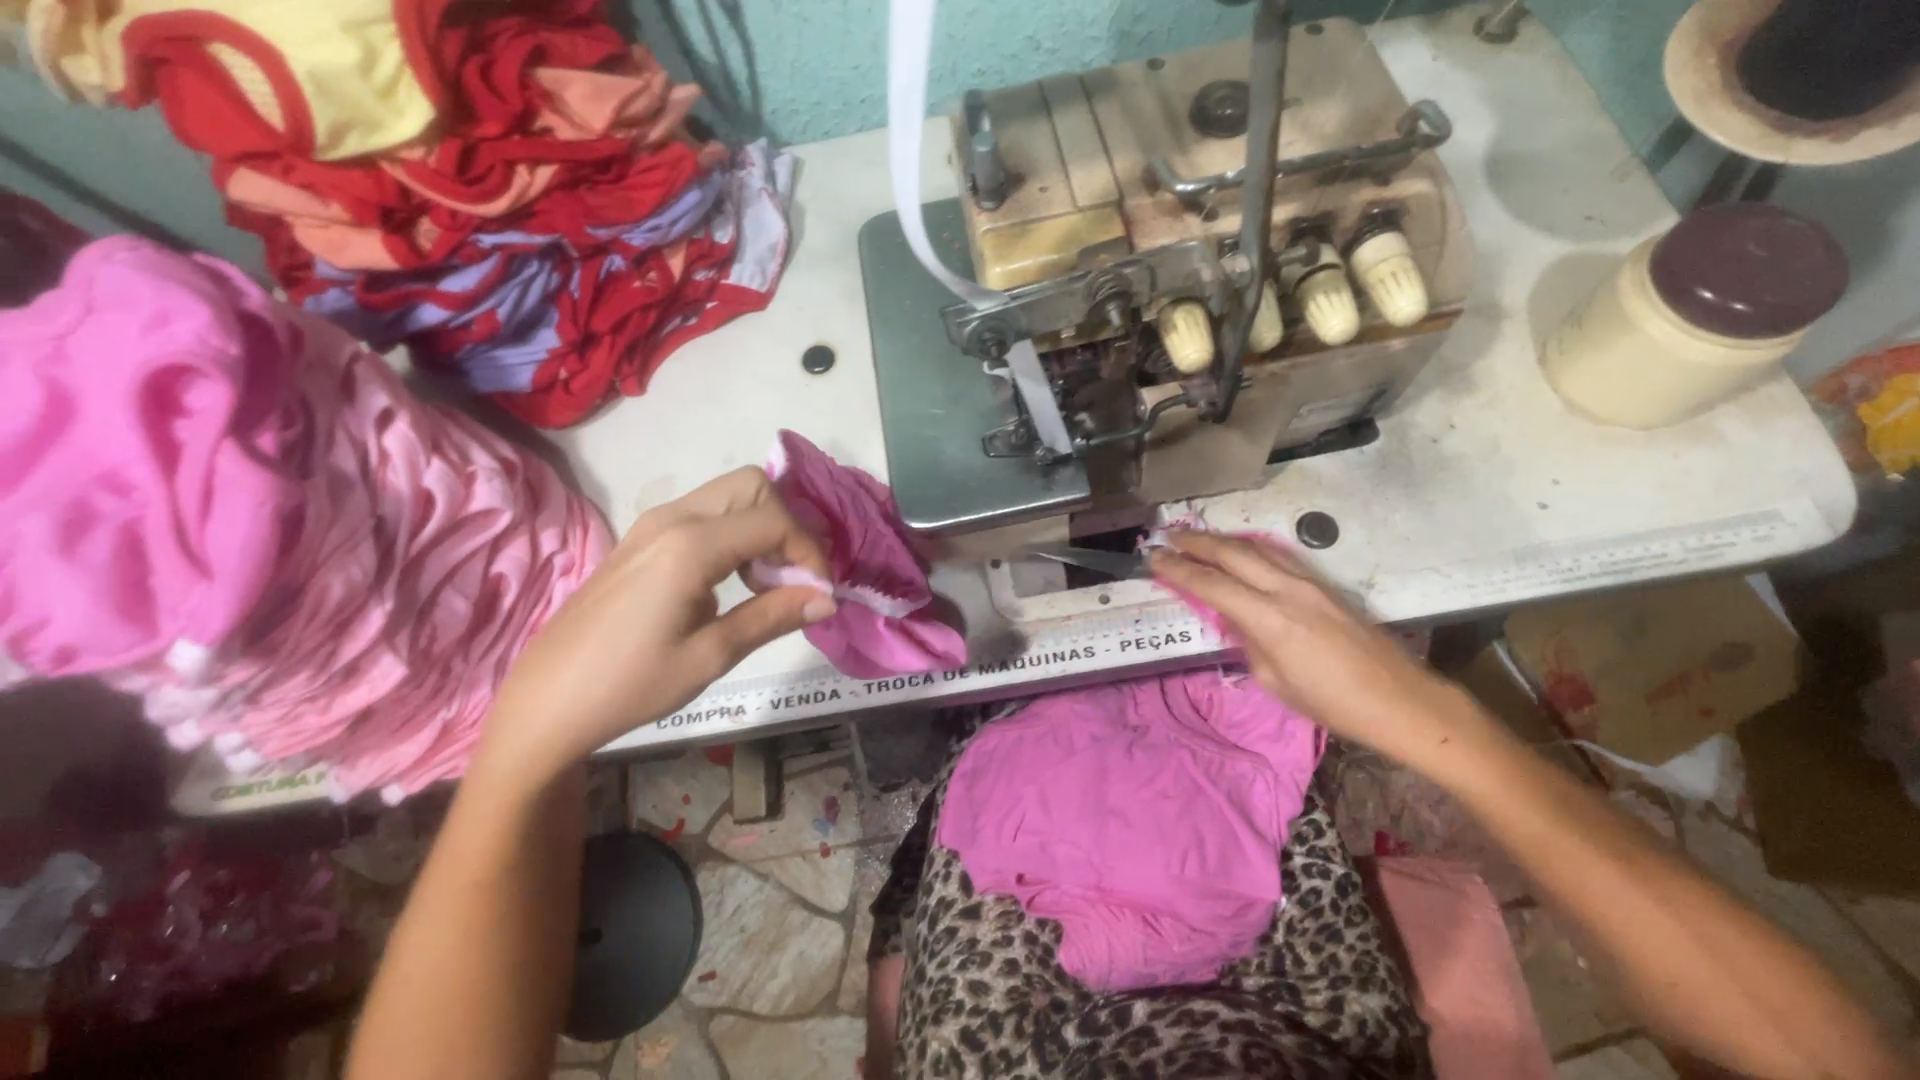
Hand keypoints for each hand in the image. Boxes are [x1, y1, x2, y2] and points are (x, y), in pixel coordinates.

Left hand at [476, 468, 834, 787]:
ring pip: (728, 495)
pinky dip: (734, 533)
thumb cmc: (631, 684)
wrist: (549, 699)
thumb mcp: (710, 655)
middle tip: (792, 578)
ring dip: (760, 527)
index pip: (775, 521)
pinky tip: (731, 583)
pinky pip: (704, 514)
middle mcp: (672, 518)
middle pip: (752, 485)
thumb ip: (772, 617)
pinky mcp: (641, 538)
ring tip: (765, 585)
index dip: (809, 554)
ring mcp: (652, 524)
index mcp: (690, 545)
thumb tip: (827, 599)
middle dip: (786, 524)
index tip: (819, 595)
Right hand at [1150, 531, 1483, 766]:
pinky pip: (1280, 556)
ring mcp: (1310, 583)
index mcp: (1269, 618)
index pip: (1212, 584)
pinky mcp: (1325, 585)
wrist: (1398, 699)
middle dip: (1196, 543)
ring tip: (1197, 538)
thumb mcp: (1275, 681)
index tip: (1152, 559)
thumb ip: (1248, 642)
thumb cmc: (1332, 703)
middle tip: (1167, 537)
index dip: (1178, 570)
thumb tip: (1233, 619)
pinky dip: (1252, 549)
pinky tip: (1242, 550)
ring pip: (1257, 548)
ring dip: (1223, 540)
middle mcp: (1287, 590)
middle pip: (1232, 553)